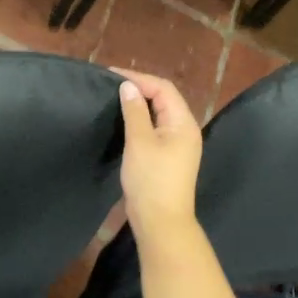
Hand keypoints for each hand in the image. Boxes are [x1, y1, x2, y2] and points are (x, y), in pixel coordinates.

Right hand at [115, 69, 202, 244]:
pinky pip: (156, 128)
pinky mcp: (169, 156)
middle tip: (112, 84)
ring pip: (160, 114)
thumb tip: (128, 87)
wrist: (161, 222)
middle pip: (164, 98)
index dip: (139, 78)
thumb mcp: (139, 142)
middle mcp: (185, 130)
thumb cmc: (151, 180)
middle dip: (140, 87)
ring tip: (115, 98)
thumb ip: (135, 111)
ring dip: (140, 103)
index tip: (111, 75)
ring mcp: (179, 145)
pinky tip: (125, 121)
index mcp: (183, 123)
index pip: (163, 89)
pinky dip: (142, 119)